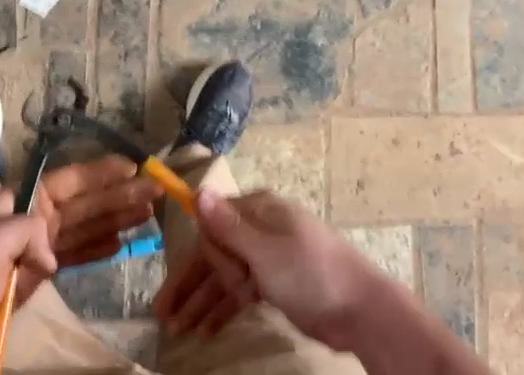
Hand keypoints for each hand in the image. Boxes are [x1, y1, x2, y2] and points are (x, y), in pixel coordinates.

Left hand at [0, 160, 159, 374]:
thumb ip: (30, 230)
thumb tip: (54, 252)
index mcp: (13, 202)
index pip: (65, 180)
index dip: (99, 174)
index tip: (133, 166)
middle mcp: (24, 220)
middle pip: (79, 203)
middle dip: (117, 196)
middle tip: (155, 191)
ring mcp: (27, 251)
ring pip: (80, 229)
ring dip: (113, 221)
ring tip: (148, 216)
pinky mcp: (28, 281)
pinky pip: (70, 257)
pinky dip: (95, 249)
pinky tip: (119, 244)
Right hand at [154, 189, 379, 347]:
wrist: (361, 310)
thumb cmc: (311, 273)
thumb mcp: (265, 252)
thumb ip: (228, 227)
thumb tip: (198, 191)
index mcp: (258, 210)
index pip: (211, 227)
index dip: (188, 260)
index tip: (168, 291)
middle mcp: (260, 228)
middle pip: (214, 254)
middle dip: (189, 286)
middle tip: (163, 316)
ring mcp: (269, 257)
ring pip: (225, 276)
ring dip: (201, 302)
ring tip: (177, 331)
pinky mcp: (277, 283)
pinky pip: (241, 292)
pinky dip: (224, 308)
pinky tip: (205, 331)